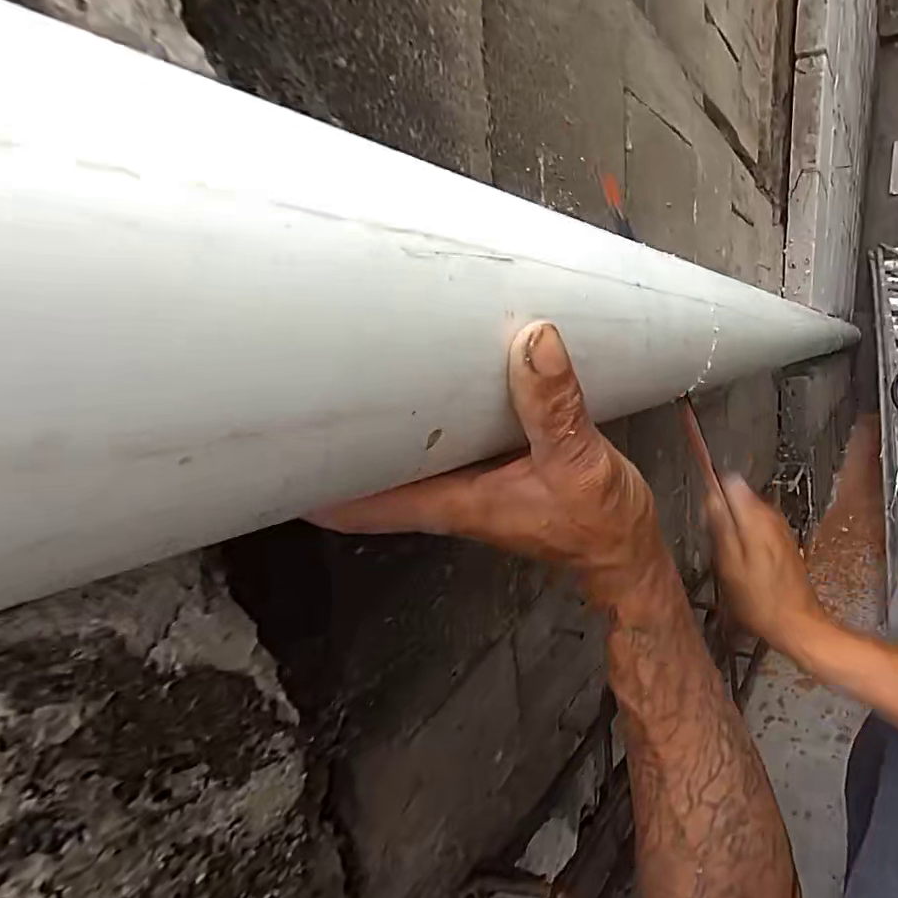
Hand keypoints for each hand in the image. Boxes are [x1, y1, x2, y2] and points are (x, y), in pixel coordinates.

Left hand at [306, 321, 668, 607]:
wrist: (626, 554)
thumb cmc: (601, 531)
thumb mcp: (580, 466)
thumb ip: (556, 407)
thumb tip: (534, 342)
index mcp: (454, 501)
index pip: (355, 499)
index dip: (304, 474)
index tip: (270, 434)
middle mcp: (452, 493)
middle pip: (372, 466)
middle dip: (341, 425)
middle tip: (311, 369)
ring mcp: (474, 482)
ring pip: (412, 449)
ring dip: (391, 415)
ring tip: (367, 360)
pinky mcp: (498, 469)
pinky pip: (453, 436)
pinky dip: (441, 410)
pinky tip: (451, 377)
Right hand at [700, 473, 830, 651]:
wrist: (797, 623)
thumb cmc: (760, 601)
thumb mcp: (729, 566)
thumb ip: (719, 527)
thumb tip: (711, 498)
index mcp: (755, 517)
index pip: (731, 482)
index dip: (714, 491)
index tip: (705, 512)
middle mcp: (772, 516)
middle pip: (740, 497)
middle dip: (724, 512)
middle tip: (715, 543)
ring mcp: (781, 528)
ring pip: (749, 512)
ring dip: (736, 526)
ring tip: (729, 556)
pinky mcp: (786, 541)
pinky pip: (760, 527)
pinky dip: (749, 537)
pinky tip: (745, 563)